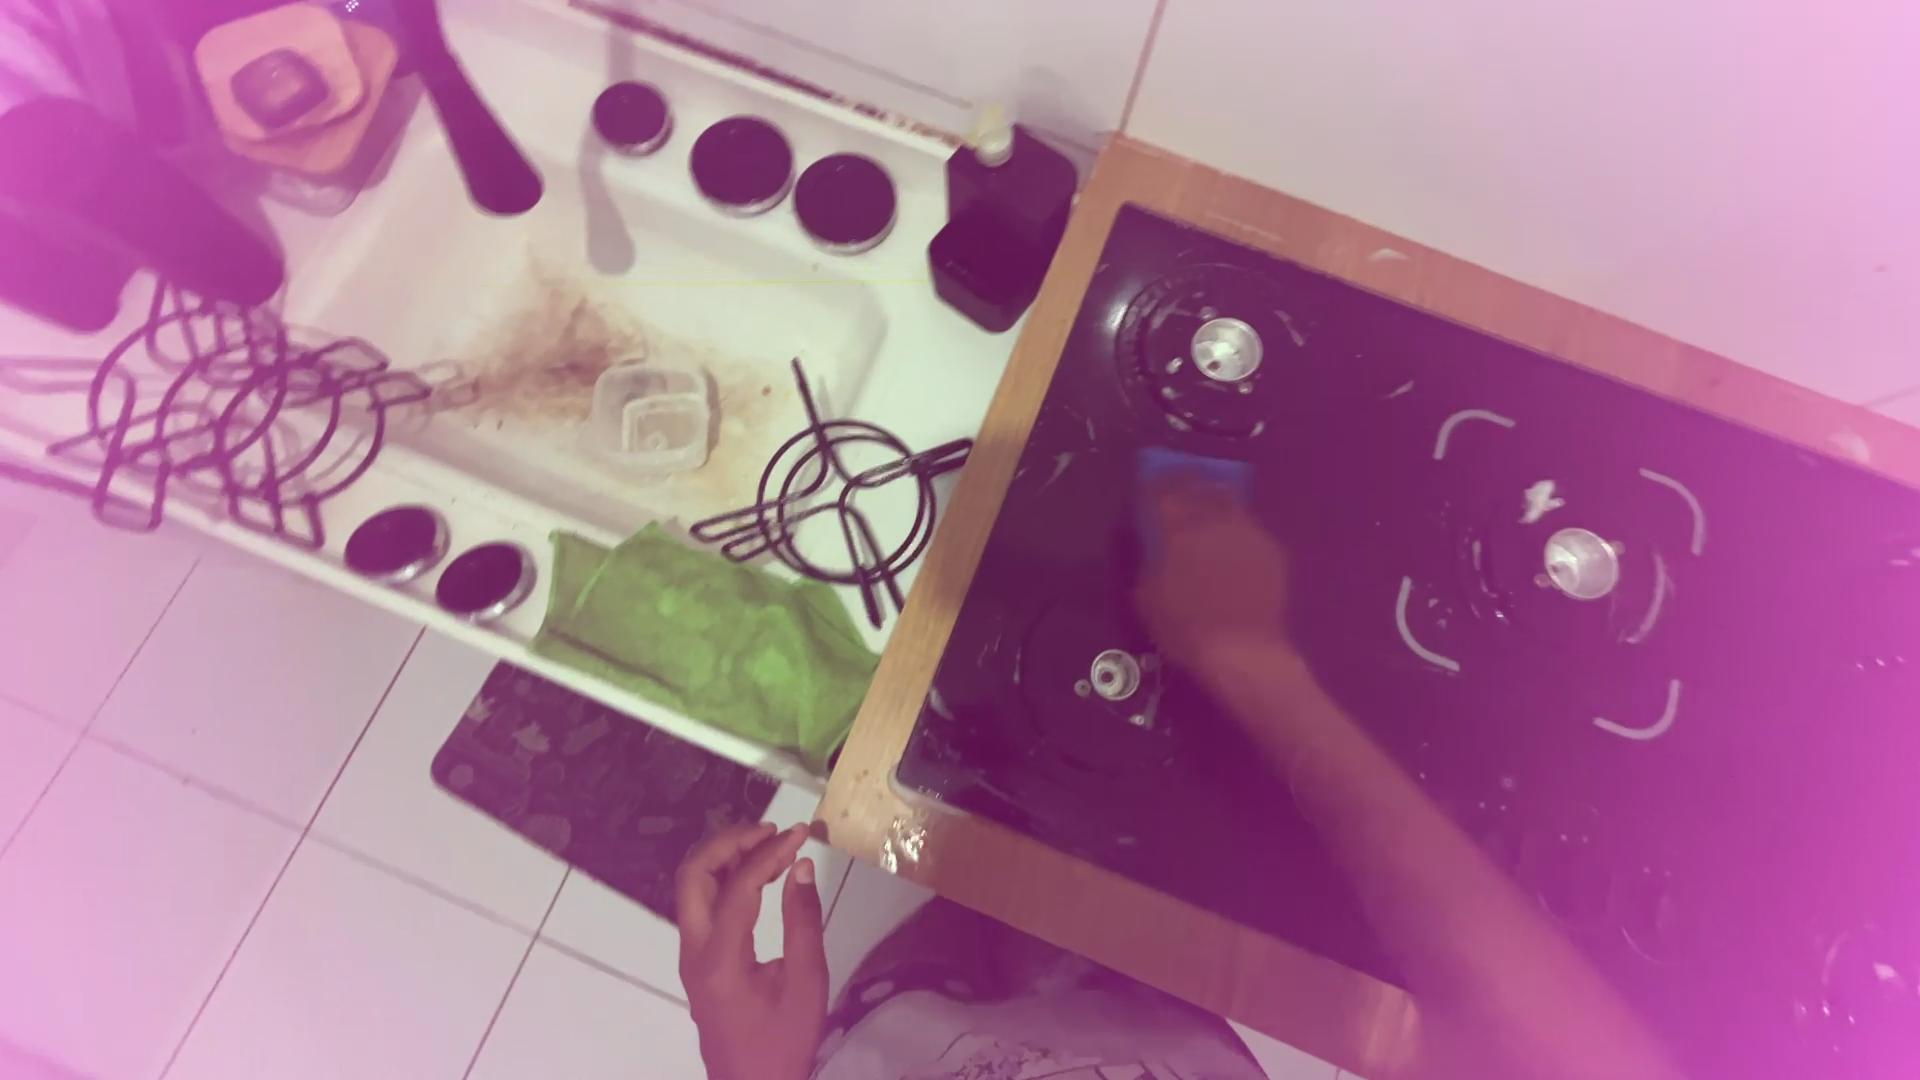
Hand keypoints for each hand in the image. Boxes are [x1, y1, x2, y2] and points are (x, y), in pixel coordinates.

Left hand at [676, 822, 827, 1079]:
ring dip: (726, 855)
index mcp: (719, 960)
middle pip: (693, 874)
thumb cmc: (783, 1041)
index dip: (770, 851)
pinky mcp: (699, 959)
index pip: (739, 886)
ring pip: (693, 885)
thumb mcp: (806, 983)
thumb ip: (803, 921)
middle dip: (730, 842)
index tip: (802, 833)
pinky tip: (761, 872)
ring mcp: (692, 955)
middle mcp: (694, 951)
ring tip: (770, 842)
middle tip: (772, 831)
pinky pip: (703, 902)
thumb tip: (800, 864)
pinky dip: (728, 875)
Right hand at [1135, 476, 1295, 679]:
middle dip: (1187, 481)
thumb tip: (1148, 546)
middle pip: (1200, 488)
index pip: (1165, 492)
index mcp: (1180, 530)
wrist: (1242, 651)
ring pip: (1230, 502)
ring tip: (1208, 498)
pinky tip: (1233, 536)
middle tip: (1179, 480)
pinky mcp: (1272, 550)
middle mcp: (1215, 521)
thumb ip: (1146, 563)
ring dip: (1215, 496)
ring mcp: (1248, 533)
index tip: (1150, 483)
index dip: (1156, 484)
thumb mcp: (1146, 598)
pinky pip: (1250, 527)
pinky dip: (1237, 525)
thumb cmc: (1184, 628)